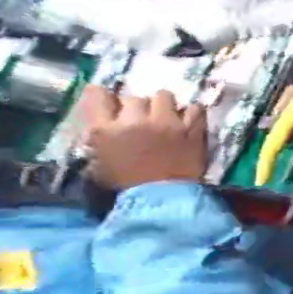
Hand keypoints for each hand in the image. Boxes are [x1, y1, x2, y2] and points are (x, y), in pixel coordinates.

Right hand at [75, 86, 208, 190]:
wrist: (163, 197)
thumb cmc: (127, 184)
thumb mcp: (98, 160)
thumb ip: (99, 136)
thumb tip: (104, 123)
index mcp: (105, 128)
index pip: (98, 95)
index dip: (103, 96)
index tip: (110, 102)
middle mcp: (135, 120)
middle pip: (135, 98)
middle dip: (138, 107)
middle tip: (143, 120)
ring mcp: (167, 123)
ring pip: (164, 96)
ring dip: (164, 105)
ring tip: (167, 117)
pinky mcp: (192, 129)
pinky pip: (194, 108)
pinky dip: (191, 112)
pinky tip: (188, 120)